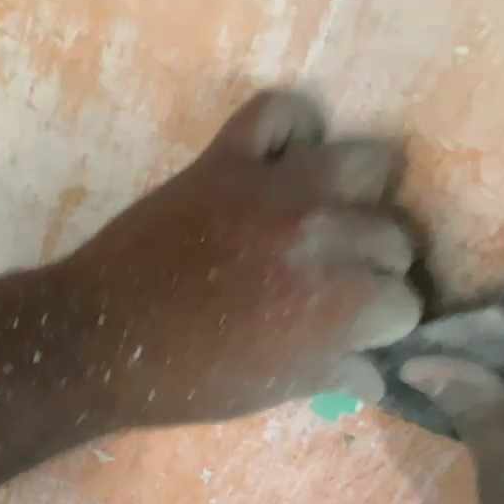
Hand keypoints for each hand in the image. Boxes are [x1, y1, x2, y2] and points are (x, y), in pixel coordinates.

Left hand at [58, 90, 422, 425]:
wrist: (100, 339)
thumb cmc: (186, 380)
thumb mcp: (271, 391)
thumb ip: (335, 371)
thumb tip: (376, 368)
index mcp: (340, 304)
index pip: (404, 302)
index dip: (380, 322)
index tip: (355, 328)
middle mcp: (324, 234)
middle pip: (394, 234)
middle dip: (374, 265)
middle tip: (338, 280)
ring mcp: (275, 187)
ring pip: (364, 161)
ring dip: (357, 193)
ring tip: (327, 216)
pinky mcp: (226, 158)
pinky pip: (278, 112)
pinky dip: (289, 130)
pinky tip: (283, 161)